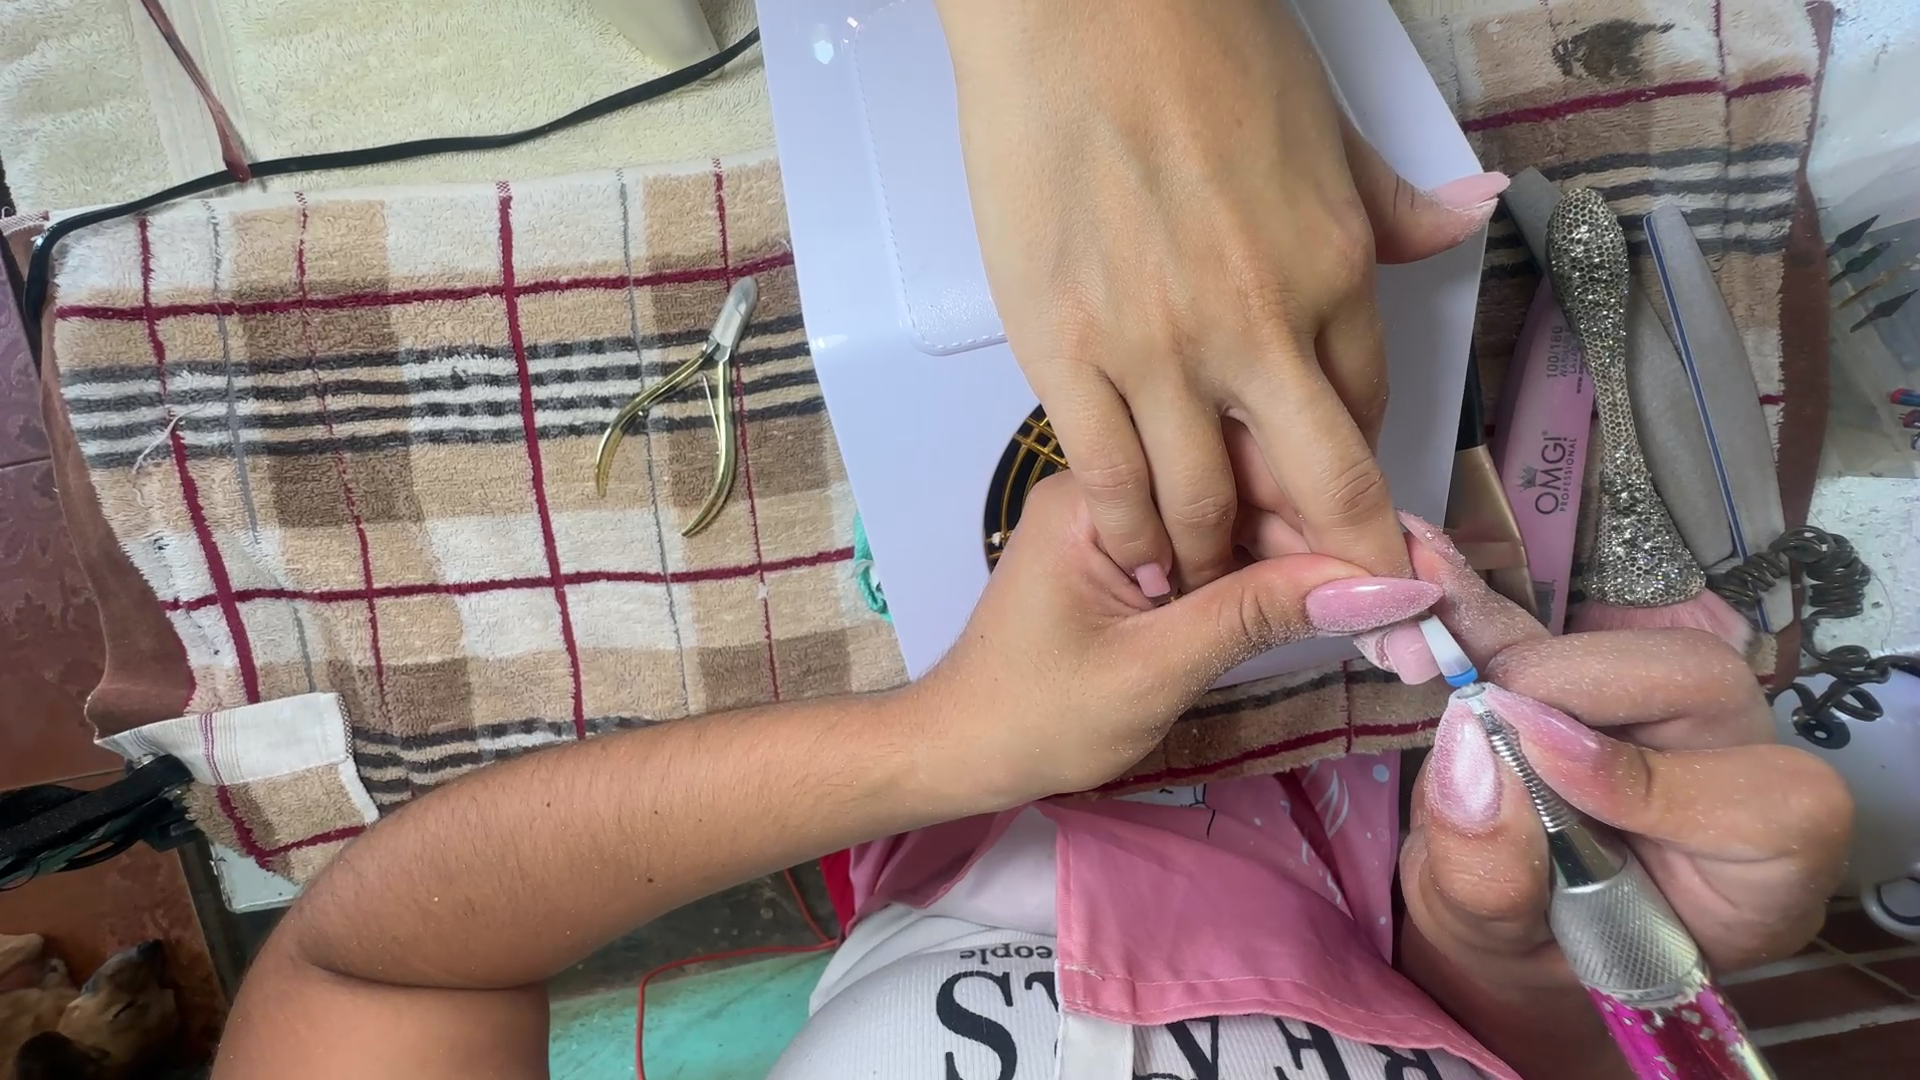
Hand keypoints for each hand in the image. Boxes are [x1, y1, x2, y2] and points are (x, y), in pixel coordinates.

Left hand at [919, 473, 1442, 808]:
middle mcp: (1110, 487)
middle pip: (1238, 493)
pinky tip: (1316, 606)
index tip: (1412, 567)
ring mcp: (1119, 520)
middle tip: (1413, 599)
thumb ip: (1256, 617)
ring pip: (1232, 523)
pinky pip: (1208, 552)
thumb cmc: (1038, 717)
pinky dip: (1261, 583)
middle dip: (1324, 546)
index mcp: (1098, 494)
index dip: (1329, 520)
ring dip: (1302, 567)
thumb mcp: (1151, 670)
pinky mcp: (1127, 558)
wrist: (964, 750)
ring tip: (1382, 610)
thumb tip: (1381, 585)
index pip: (1234, 475)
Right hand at [936, 0, 1506, 595]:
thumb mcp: (1317, 123)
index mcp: (1328, 269)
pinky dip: (1130, 536)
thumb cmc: (1191, 49)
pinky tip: (1136, 565)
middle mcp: (1256, 329)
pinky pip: (1109, 479)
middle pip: (1307, 482)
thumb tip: (1459, 219)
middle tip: (1304, 602)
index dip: (1354, 483)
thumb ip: (1383, 200)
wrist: (1073, 11)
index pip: (1362, 412)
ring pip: (1200, 500)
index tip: (1339, 522)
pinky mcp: (1067, 357)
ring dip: (1209, 562)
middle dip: (1317, 562)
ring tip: (1200, 590)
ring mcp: (1157, 352)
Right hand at [1379, 518, 1850, 1078]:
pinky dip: (1475, 604)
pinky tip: (1427, 566)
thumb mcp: (1485, 933)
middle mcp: (1722, 781)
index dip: (1648, 772)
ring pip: (1631, 643)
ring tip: (1439, 653)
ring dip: (1521, 644)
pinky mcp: (1578, 682)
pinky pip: (1538, 628)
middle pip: (1705, 688)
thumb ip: (1487, 873)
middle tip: (1478, 702)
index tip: (1528, 756)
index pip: (1763, 802)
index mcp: (1743, 876)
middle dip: (1577, 681)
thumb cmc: (1510, 942)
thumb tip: (1470, 755)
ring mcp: (1653, 722)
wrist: (1490, 909)